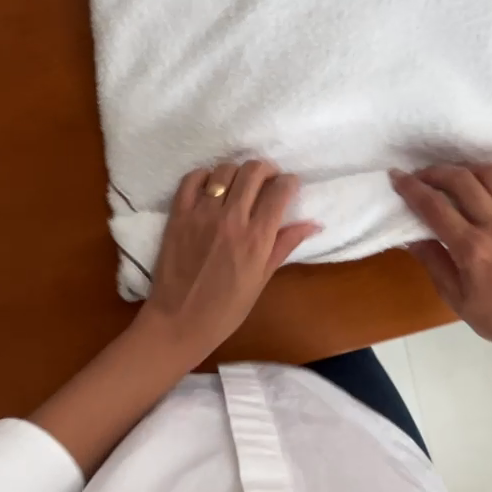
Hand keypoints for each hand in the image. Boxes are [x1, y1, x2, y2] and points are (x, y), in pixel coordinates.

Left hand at [138, 160, 320, 361]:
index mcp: (256, 239)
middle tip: (266, 182)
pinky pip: (192, 179)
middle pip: (253, 171)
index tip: (289, 187)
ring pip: (224, 170)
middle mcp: (231, 220)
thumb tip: (313, 224)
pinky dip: (204, 176)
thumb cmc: (225, 309)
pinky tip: (210, 187)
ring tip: (238, 186)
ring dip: (236, 172)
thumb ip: (284, 246)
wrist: (179, 321)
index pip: (280, 191)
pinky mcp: (178, 216)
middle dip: (266, 170)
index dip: (289, 183)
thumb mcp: (261, 280)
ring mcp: (201, 215)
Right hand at [390, 161, 491, 360]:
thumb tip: (412, 237)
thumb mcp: (455, 297)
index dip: (411, 188)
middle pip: (462, 181)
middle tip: (422, 176)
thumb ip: (433, 262)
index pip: (434, 207)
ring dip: (468, 168)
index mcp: (472, 249)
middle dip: (435, 172)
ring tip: (455, 176)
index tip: (397, 177)